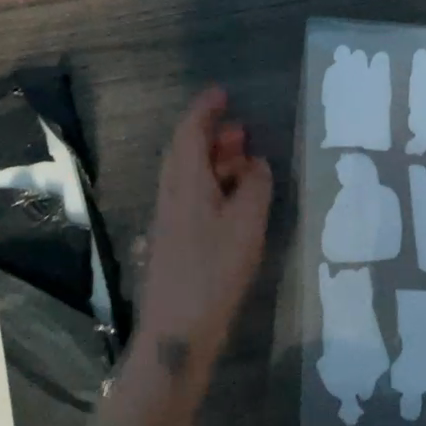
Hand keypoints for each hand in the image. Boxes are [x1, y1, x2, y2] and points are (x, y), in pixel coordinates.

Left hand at [135, 87, 273, 370]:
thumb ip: (255, 185)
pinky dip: (214, 185)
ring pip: (190, 175)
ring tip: (245, 161)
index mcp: (185, 181)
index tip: (224, 93)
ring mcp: (170, 219)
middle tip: (244, 130)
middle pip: (187, 151)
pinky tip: (236, 201)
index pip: (189, 131)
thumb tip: (256, 164)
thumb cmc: (213, 271)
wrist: (176, 333)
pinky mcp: (174, 242)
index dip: (205, 109)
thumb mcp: (247, 223)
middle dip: (213, 134)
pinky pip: (193, 196)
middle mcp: (171, 193)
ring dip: (215, 160)